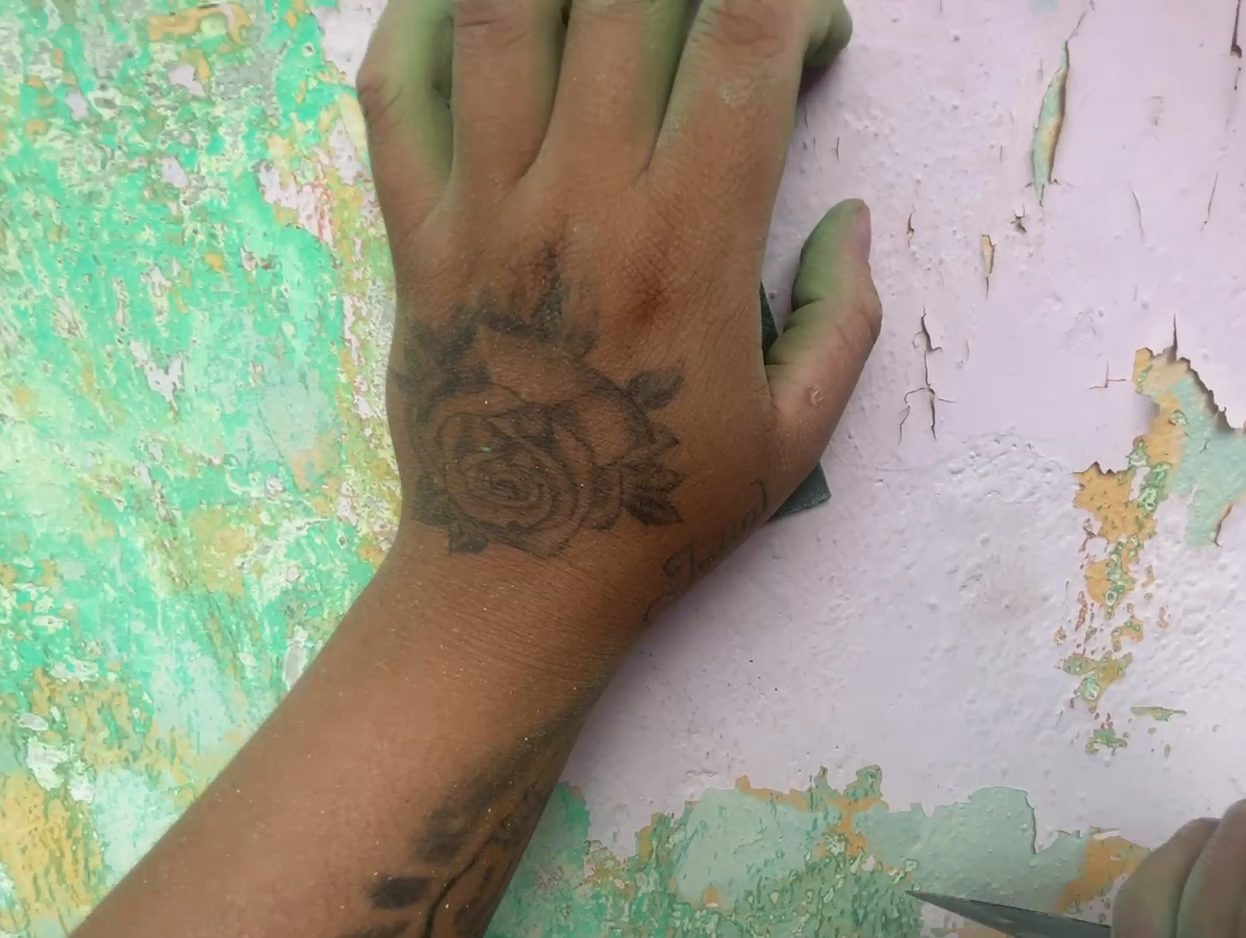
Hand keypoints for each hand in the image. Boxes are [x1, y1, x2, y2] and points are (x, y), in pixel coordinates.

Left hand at [357, 0, 880, 655]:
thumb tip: (851, 222)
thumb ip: (843, 323)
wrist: (523, 572)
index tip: (815, 33)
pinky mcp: (415, 238)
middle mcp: (584, 205)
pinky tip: (474, 7)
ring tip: (620, 2)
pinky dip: (422, 13)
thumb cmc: (664, 514)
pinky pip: (394, 86)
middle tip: (722, 13)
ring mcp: (483, 213)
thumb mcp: (791, 441)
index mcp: (690, 252)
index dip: (794, 1)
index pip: (745, 50)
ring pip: (503, 10)